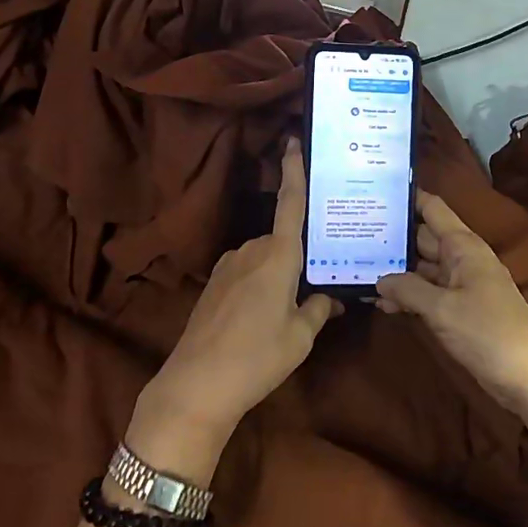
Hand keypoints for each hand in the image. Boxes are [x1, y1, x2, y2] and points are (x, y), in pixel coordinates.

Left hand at [128, 138, 339, 477]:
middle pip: (283, 239)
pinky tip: (263, 316)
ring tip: (290, 308)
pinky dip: (261, 284)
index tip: (293, 141)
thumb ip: (318, 310)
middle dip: (300, 255)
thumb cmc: (257, 357)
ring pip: (265, 258)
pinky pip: (247, 271)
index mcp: (278, 255)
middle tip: (320, 279)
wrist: (196, 385)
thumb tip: (332, 298)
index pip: (291, 203)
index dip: (294, 171)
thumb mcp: (300, 337)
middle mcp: (252, 250)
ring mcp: (228, 265)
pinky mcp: (214, 283)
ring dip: (279, 273)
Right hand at [376, 192, 527, 421]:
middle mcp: (462, 258)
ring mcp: (462, 285)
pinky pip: (428, 292)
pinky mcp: (460, 309)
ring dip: (396, 270)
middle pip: (422, 237)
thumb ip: (408, 289)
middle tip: (353, 231)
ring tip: (357, 265)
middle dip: (392, 235)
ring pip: (422, 268)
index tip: (375, 192)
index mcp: (463, 246)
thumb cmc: (489, 332)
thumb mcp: (442, 309)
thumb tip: (379, 278)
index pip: (432, 208)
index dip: (407, 197)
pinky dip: (408, 295)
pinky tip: (381, 301)